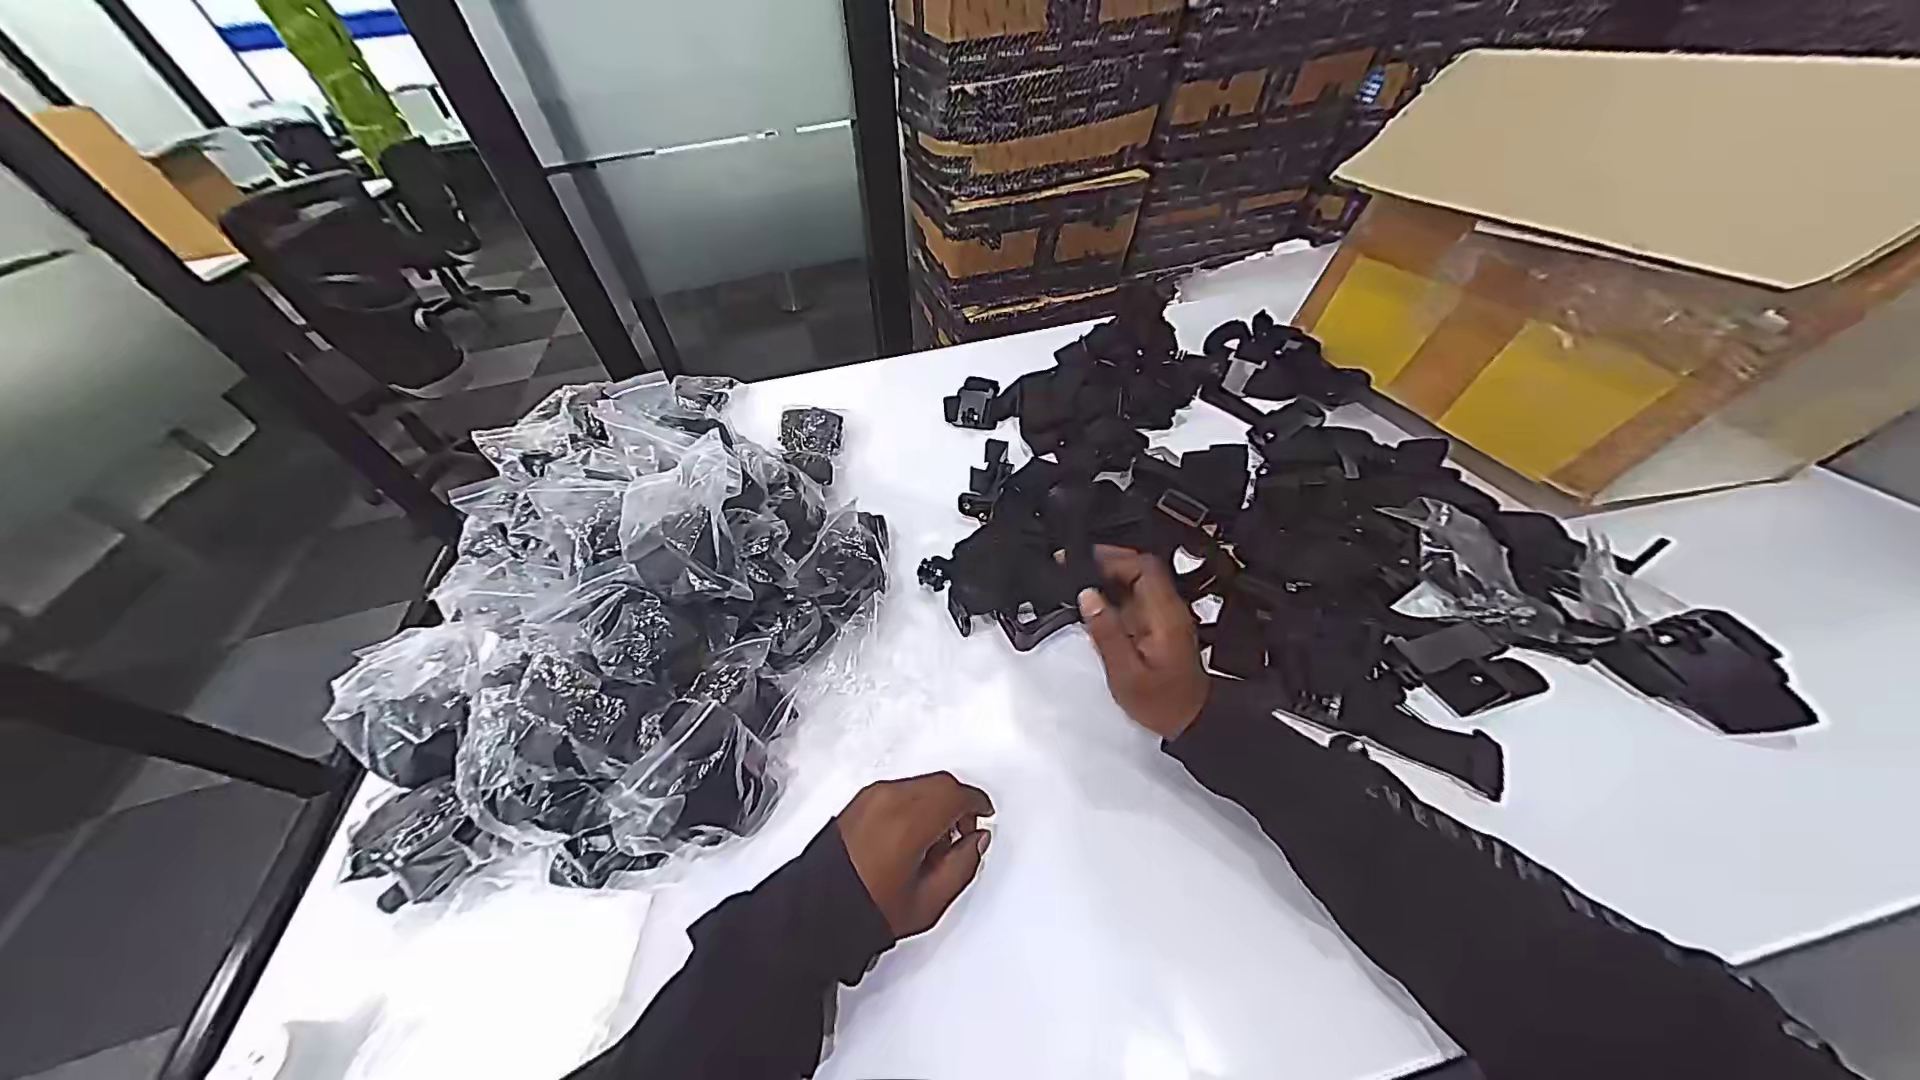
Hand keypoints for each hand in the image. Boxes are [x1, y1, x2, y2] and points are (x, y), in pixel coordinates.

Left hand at [837, 773, 994, 938]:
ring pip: (921, 783)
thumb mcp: (928, 902)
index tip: (984, 813)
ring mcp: (872, 796)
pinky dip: (916, 802)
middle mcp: (889, 799)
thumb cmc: (862, 910)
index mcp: (909, 821)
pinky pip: (900, 789)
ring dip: (937, 802)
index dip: (977, 803)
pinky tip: (915, 833)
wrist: (815, 912)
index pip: (956, 795)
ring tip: (937, 840)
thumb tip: (976, 842)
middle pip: (940, 784)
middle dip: (959, 803)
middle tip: (965, 830)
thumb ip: (962, 866)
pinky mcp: (861, 799)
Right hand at [1078, 545, 1209, 738]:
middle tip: (1077, 568)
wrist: (1188, 720)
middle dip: (1107, 562)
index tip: (1085, 562)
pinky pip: (1136, 597)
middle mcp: (1169, 610)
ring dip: (1109, 577)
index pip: (1145, 567)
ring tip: (1081, 583)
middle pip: (1141, 568)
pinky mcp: (1159, 624)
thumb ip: (1106, 632)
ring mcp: (1166, 615)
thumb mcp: (1125, 673)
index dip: (1113, 558)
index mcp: (1165, 616)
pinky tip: (1096, 604)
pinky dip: (1114, 594)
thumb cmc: (1163, 703)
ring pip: (1138, 580)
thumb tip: (1088, 598)